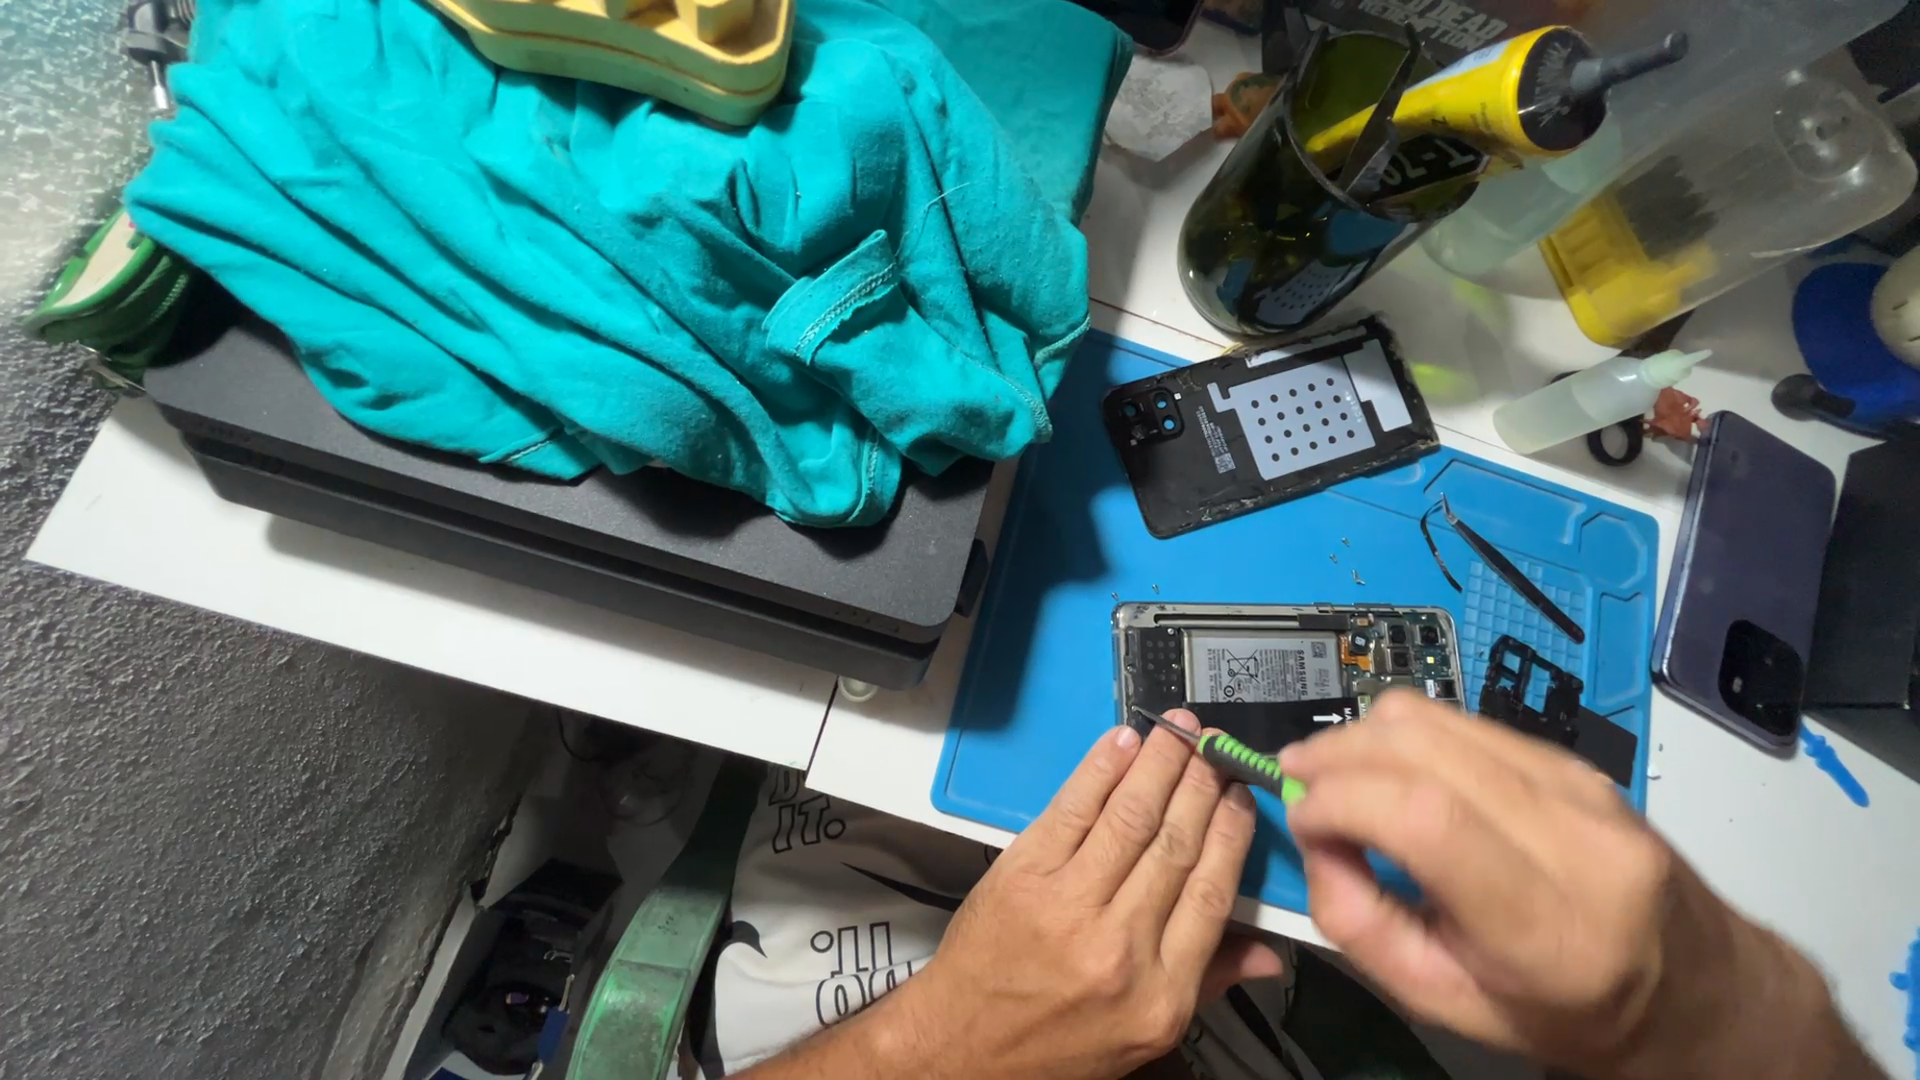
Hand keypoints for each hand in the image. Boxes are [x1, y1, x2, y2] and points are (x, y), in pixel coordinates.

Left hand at [888, 710, 1284, 1079]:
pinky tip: (1123, 742)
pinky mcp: (1024, 871)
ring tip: (1178, 729)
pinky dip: (1100, 770)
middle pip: (1173, 845)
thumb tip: (1272, 952)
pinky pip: (1072, 809)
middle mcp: (1121, 942)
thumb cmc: (1060, 1042)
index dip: (1230, 834)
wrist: (965, 1044)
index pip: (1211, 893)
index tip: (1242, 795)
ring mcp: (1068, 901)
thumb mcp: (1144, 1033)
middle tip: (1215, 744)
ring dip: (1158, 764)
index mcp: (1162, 990)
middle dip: (1200, 785)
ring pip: (1128, 818)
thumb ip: (1208, 981)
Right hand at [1278, 690, 1866, 1079]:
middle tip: (1296, 777)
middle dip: (1333, 753)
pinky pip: (1455, 720)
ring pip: (1430, 718)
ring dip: (1358, 734)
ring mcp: (1578, 787)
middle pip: (1419, 748)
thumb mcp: (1441, 1001)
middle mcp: (1574, 840)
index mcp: (1548, 928)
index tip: (1302, 817)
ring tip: (1332, 768)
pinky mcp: (1569, 759)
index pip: (1426, 819)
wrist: (1695, 991)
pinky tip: (1388, 767)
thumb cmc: (1558, 1010)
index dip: (1341, 801)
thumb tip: (1316, 836)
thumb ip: (1356, 922)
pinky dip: (1398, 735)